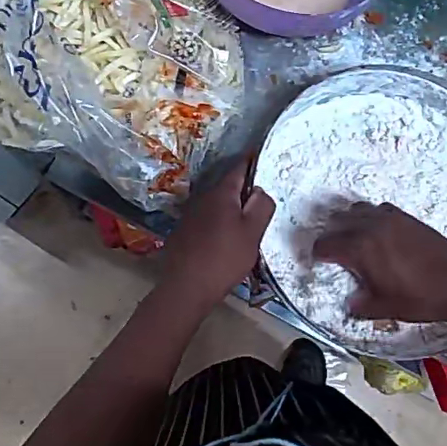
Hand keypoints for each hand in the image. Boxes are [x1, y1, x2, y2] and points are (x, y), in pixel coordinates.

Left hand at [160, 159, 275, 304]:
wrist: (186, 288)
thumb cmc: (224, 258)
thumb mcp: (252, 233)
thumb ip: (261, 207)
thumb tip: (260, 190)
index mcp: (221, 194)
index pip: (239, 168)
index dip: (252, 162)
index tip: (262, 157)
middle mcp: (202, 198)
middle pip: (227, 186)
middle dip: (244, 188)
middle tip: (262, 197)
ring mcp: (190, 215)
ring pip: (217, 204)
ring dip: (231, 207)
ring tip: (247, 219)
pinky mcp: (184, 232)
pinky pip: (207, 219)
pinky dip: (219, 221)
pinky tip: (226, 237)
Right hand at [311, 202, 446, 323]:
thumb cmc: (420, 297)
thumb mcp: (384, 308)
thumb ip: (360, 305)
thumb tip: (351, 303)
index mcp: (359, 248)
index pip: (326, 244)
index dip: (317, 253)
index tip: (317, 261)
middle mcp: (370, 226)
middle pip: (337, 221)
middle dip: (330, 235)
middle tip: (331, 251)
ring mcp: (390, 218)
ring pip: (356, 209)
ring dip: (348, 221)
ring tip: (351, 237)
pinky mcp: (406, 217)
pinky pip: (378, 208)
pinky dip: (370, 216)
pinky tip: (377, 231)